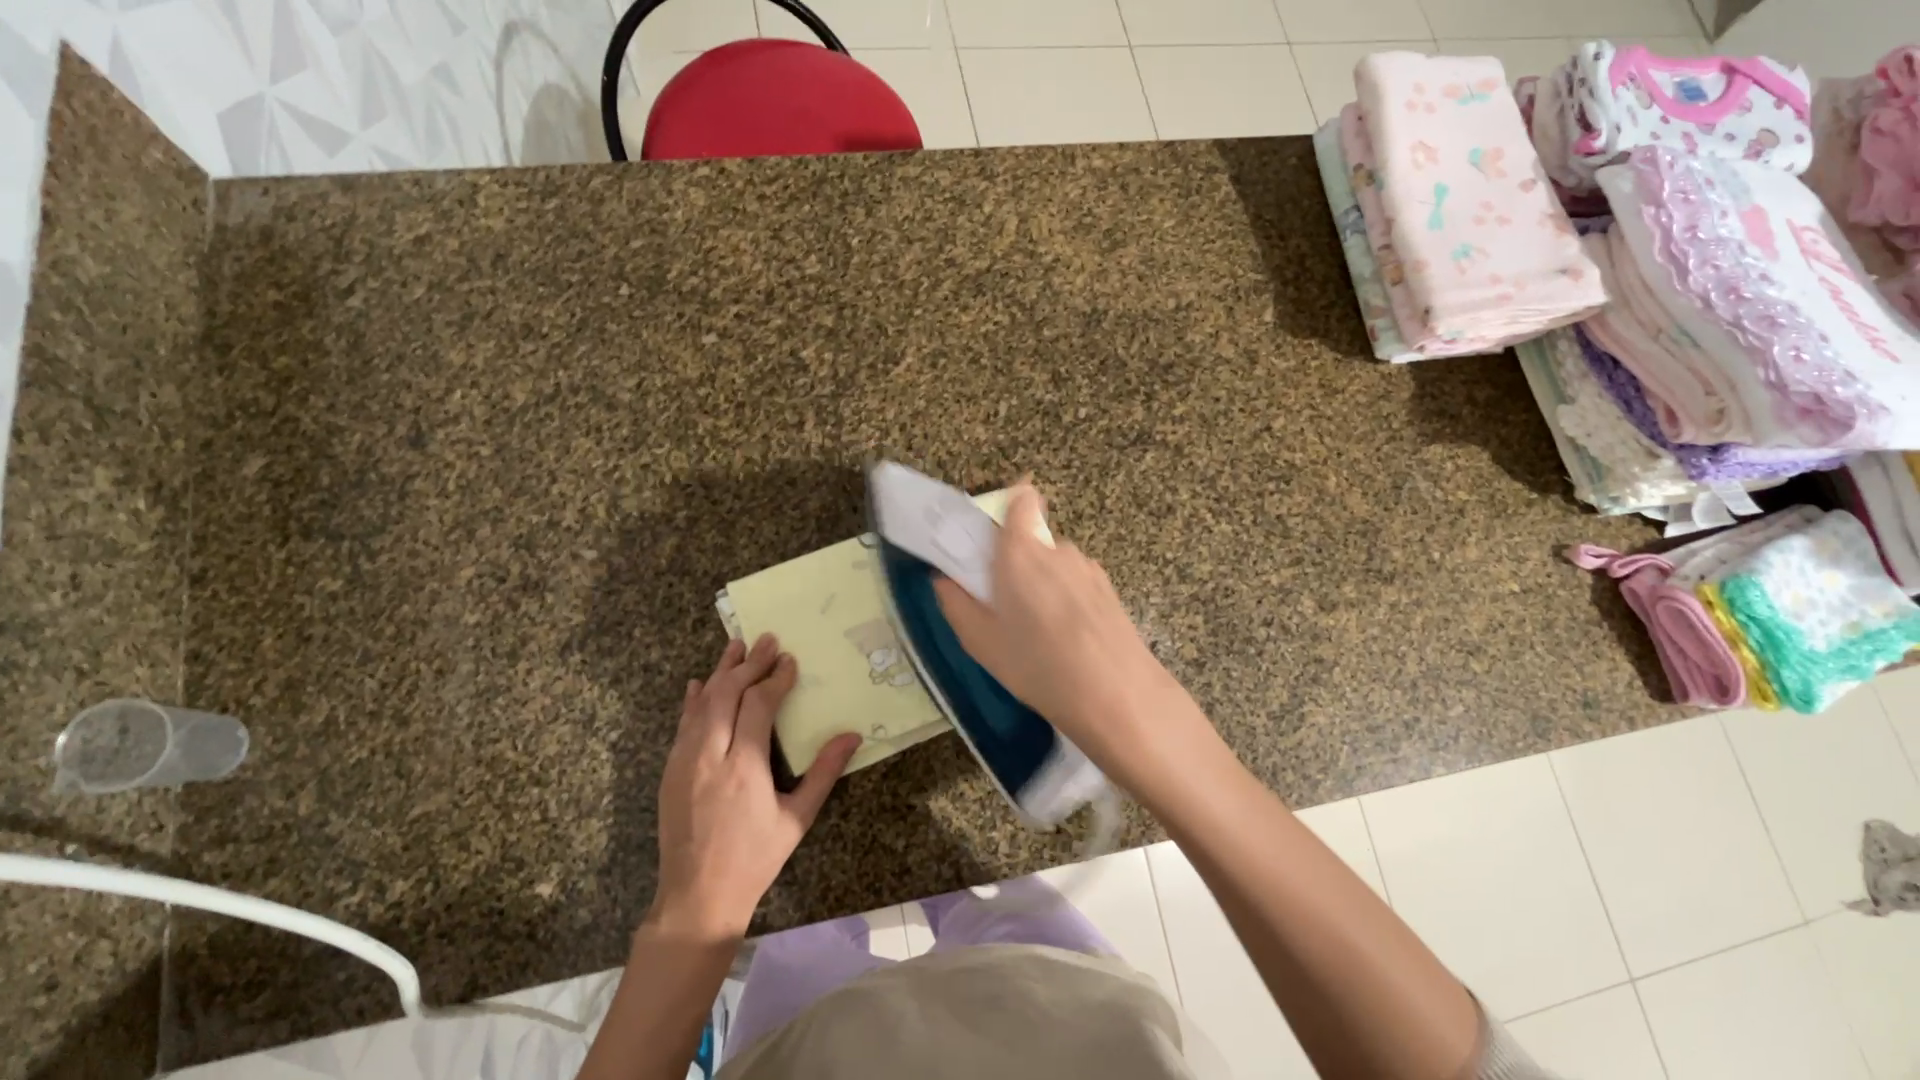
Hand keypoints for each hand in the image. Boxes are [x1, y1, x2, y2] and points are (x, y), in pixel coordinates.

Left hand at [650, 634, 861, 938]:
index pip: (758, 705)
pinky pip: (681, 724)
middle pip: (726, 693)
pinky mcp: (669, 770)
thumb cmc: (755, 858)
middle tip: (766, 640)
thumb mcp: (797, 819)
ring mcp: (683, 761)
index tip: (789, 660)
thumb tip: (852, 736)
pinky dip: (692, 699)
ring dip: (719, 672)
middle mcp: (709, 755)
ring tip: (737, 646)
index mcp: (743, 766)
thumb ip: (823, 773)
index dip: (774, 679)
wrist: (697, 894)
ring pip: (700, 703)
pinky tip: (698, 683)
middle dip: (748, 664)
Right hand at [933, 485, 1209, 788]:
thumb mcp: (981, 642)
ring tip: (1037, 634)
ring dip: (1043, 587)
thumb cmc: (1038, 665)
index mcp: (1020, 551)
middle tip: (1003, 606)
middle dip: (1016, 564)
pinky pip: (1076, 586)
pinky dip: (1066, 604)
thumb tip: (943, 579)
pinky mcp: (1109, 592)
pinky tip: (1066, 643)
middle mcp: (1057, 549)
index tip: (990, 540)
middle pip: (1032, 540)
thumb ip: (956, 603)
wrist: (1118, 696)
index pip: (1020, 499)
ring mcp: (1088, 569)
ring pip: (1055, 566)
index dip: (1007, 508)